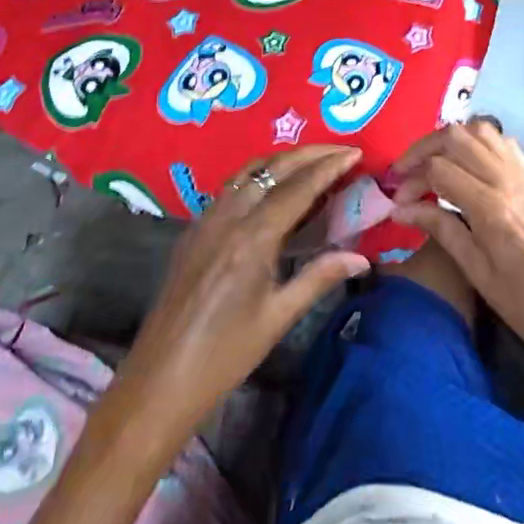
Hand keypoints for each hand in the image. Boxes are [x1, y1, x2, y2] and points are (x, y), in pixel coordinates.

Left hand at [112, 146, 370, 437]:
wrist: (163, 374)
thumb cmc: (227, 352)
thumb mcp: (278, 317)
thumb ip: (319, 278)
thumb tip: (361, 258)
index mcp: (252, 237)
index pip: (297, 188)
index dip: (328, 167)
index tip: (355, 152)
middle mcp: (227, 217)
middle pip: (271, 169)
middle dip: (308, 154)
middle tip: (340, 149)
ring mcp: (205, 219)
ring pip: (246, 173)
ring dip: (280, 161)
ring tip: (311, 162)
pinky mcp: (193, 230)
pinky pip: (228, 188)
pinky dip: (256, 177)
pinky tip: (269, 190)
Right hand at [390, 123, 523, 392]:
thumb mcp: (476, 272)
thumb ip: (439, 229)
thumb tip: (399, 208)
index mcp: (491, 208)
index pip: (438, 168)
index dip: (411, 180)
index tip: (398, 201)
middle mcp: (508, 181)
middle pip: (456, 137)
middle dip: (422, 149)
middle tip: (405, 175)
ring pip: (479, 130)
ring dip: (448, 140)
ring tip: (430, 165)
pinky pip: (501, 142)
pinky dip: (476, 143)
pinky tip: (464, 167)